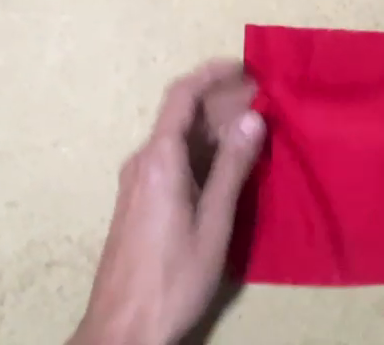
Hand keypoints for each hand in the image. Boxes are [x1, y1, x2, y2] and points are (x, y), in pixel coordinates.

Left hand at [70, 60, 265, 344]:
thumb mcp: (213, 223)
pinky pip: (172, 157)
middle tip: (262, 97)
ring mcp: (137, 181)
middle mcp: (143, 160)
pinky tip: (226, 162)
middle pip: (181, 113)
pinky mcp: (139, 201)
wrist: (121, 331)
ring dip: (213, 125)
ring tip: (252, 125)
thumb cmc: (172, 277)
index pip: (182, 94)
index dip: (213, 73)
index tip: (246, 66)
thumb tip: (254, 118)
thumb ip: (232, 168)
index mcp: (159, 158)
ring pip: (177, 136)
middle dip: (221, 99)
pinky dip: (201, 148)